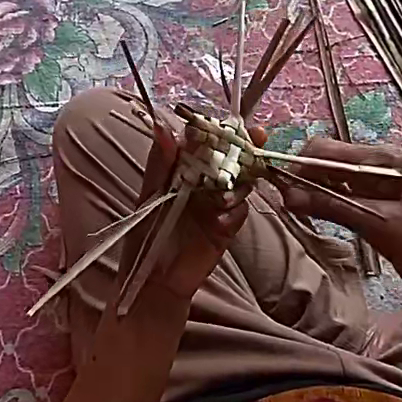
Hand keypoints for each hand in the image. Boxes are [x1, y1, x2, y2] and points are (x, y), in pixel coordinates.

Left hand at [116, 122, 257, 307]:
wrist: (152, 279)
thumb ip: (160, 162)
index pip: (205, 142)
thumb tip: (161, 125)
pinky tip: (221, 218)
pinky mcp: (226, 227)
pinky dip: (233, 213)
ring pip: (240, 184)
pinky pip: (238, 214)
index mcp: (184, 169)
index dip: (218, 130)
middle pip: (231, 158)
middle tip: (256, 137)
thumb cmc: (145, 233)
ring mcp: (217, 204)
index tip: (229, 121)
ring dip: (239, 182)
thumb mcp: (150, 194)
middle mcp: (204, 182)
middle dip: (244, 147)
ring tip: (224, 193)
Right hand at [278, 137, 401, 292]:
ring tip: (297, 209)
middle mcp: (381, 164)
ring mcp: (379, 182)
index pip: (329, 150)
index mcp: (387, 160)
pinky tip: (314, 213)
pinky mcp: (377, 201)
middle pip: (328, 160)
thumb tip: (288, 197)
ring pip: (333, 177)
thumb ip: (332, 206)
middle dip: (304, 177)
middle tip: (286, 202)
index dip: (301, 165)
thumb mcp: (378, 224)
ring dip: (313, 189)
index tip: (281, 187)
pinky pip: (342, 193)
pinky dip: (326, 200)